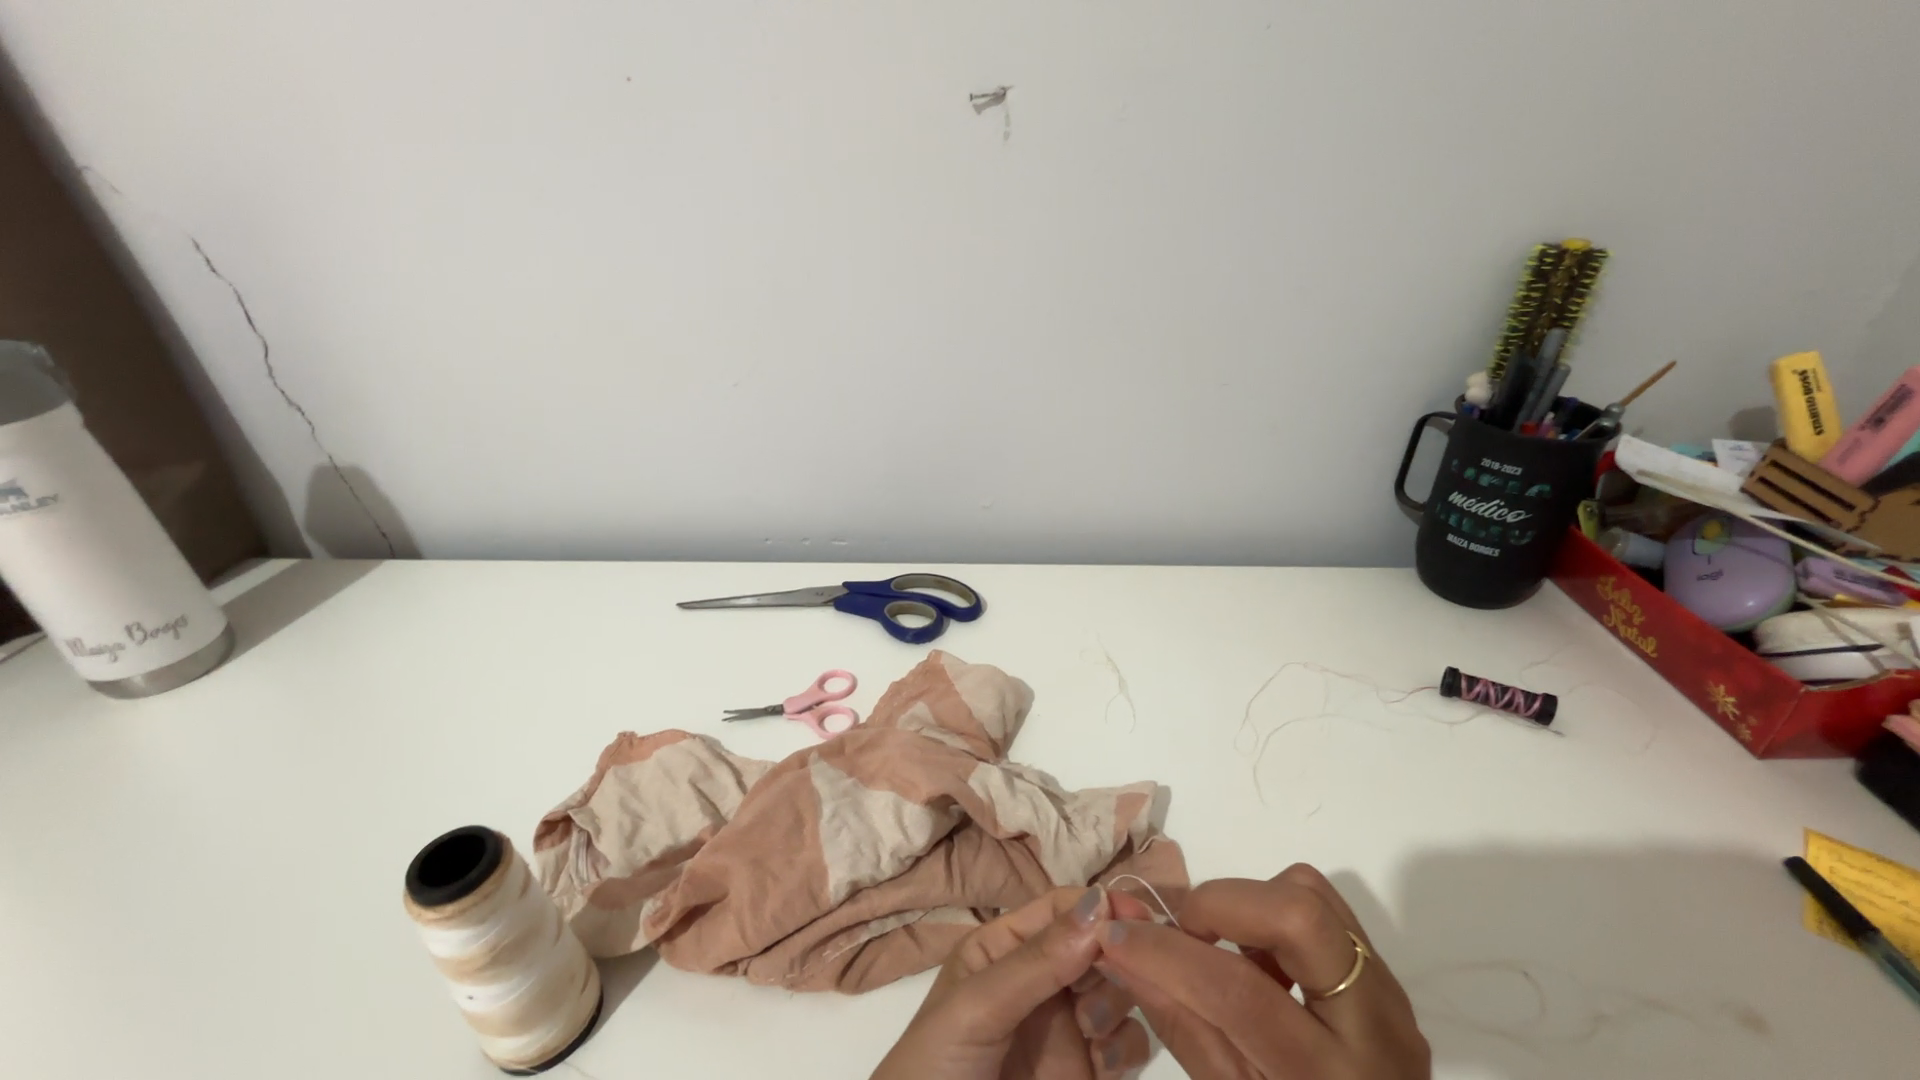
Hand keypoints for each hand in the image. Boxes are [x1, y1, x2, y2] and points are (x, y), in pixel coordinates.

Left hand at [872, 886, 1153, 1079]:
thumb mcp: (976, 1007)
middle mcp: (1040, 980)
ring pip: (1117, 993)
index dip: (1098, 905)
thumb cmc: (939, 1065)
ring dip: (1116, 1002)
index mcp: (1004, 948)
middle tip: (1109, 979)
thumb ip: (1037, 960)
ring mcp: (1065, 1026)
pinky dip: (1127, 1046)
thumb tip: (1101, 903)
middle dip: (1112, 958)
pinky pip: (1127, 1044)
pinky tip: (1104, 1062)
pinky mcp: (1086, 1070)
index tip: (1138, 916)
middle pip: (1097, 946)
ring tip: (1090, 1028)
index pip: (1059, 909)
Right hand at [1095, 865, 1429, 1079]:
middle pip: (1297, 914)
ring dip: (1246, 903)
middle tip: (1182, 931)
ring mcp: (1386, 989)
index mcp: (1324, 1076)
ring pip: (1310, 893)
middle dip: (1219, 904)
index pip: (1240, 992)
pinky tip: (1256, 954)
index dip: (1166, 954)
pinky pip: (1322, 902)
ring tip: (1219, 945)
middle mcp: (1372, 1024)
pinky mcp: (1383, 968)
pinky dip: (1271, 908)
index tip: (1115, 933)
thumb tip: (1116, 944)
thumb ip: (1174, 1018)